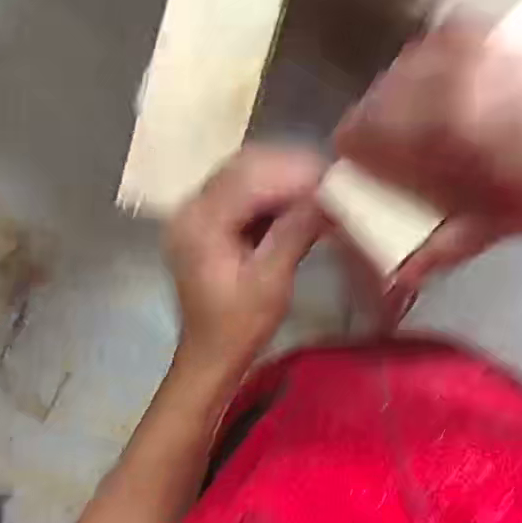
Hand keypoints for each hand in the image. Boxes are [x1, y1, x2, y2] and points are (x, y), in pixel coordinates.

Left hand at [164, 147, 329, 380]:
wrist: (210, 354)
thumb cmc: (239, 327)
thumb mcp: (272, 282)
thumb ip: (295, 232)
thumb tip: (327, 196)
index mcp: (200, 224)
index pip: (247, 178)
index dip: (291, 171)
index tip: (330, 175)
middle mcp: (190, 209)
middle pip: (242, 168)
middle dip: (287, 169)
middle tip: (329, 178)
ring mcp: (195, 214)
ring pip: (242, 176)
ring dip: (281, 180)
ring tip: (319, 189)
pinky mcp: (205, 223)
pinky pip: (240, 194)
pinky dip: (270, 195)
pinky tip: (298, 203)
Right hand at [335, 26, 521, 296]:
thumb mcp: (494, 225)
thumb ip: (435, 242)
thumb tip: (395, 274)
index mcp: (441, 123)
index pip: (359, 133)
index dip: (353, 163)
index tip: (362, 182)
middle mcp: (450, 71)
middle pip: (376, 97)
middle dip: (376, 134)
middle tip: (394, 167)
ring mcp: (479, 44)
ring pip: (405, 68)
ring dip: (400, 103)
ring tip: (423, 137)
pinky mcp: (504, 33)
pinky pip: (440, 49)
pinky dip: (430, 75)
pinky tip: (454, 103)